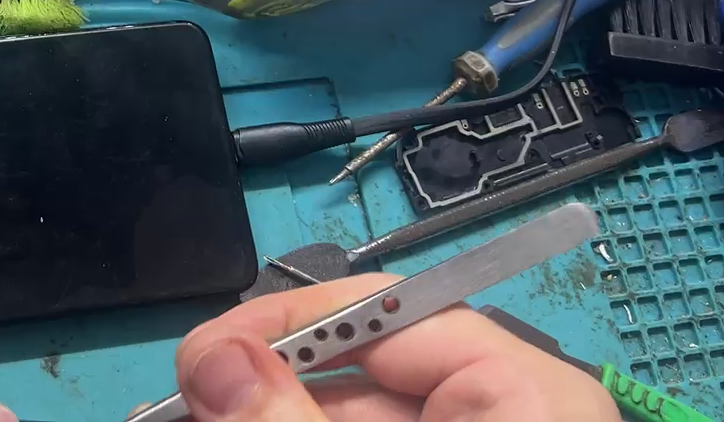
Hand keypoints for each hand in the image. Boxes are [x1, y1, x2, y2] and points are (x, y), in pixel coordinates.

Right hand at [173, 274, 615, 421]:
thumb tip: (211, 358)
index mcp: (532, 406)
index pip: (404, 313)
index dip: (300, 319)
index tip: (218, 347)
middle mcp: (506, 419)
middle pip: (364, 373)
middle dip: (267, 382)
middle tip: (191, 401)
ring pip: (350, 414)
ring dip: (266, 413)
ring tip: (197, 412)